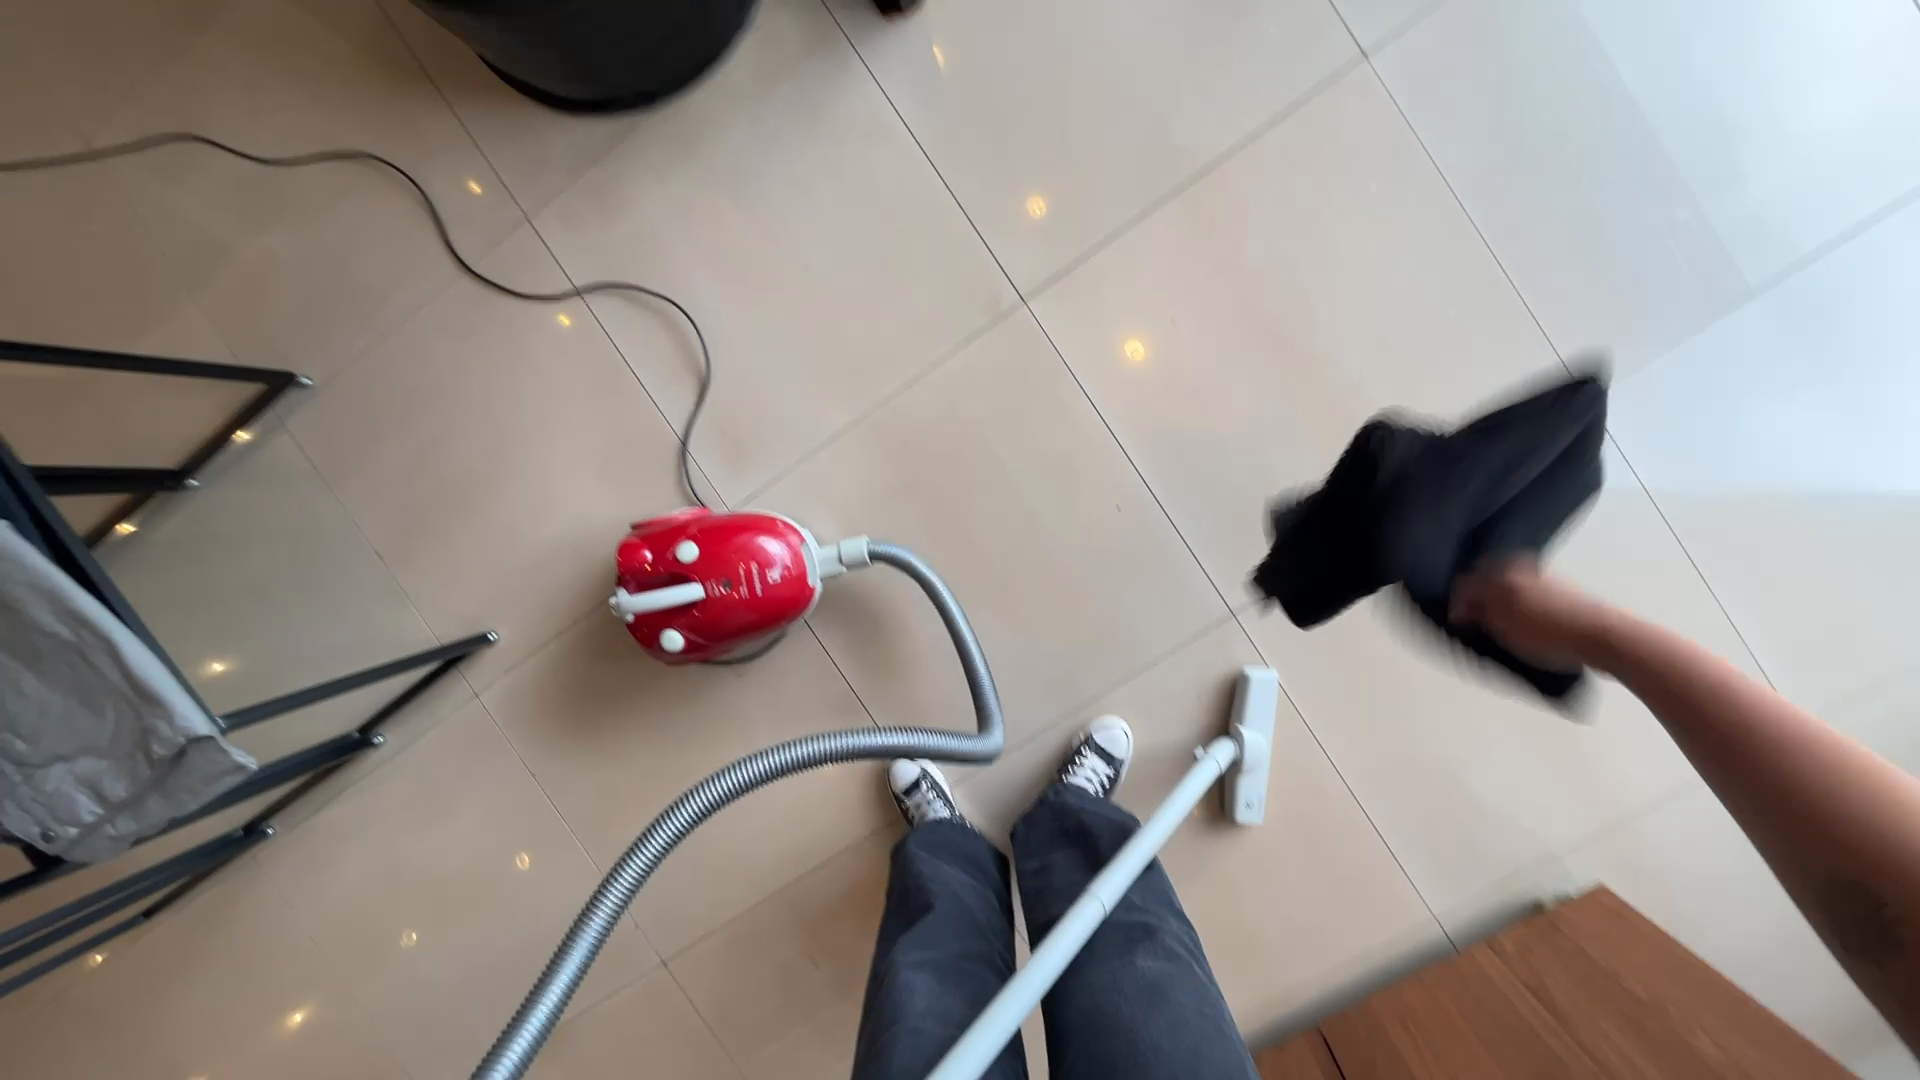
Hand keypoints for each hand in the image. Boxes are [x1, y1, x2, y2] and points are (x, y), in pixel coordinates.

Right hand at [1450, 558, 1615, 671]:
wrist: (1605, 638)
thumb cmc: (1548, 634)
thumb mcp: (1502, 629)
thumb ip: (1477, 614)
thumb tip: (1461, 608)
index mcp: (1503, 575)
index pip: (1466, 582)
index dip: (1456, 602)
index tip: (1455, 621)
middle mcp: (1523, 570)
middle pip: (1489, 576)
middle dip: (1479, 593)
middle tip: (1474, 616)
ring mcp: (1546, 578)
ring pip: (1511, 583)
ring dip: (1501, 598)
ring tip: (1500, 623)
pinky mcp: (1565, 591)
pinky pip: (1530, 592)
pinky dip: (1521, 603)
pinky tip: (1525, 623)